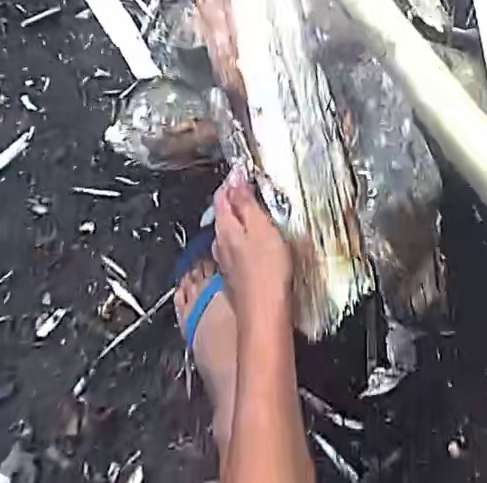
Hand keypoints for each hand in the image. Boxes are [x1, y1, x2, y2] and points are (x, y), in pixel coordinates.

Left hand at [212, 177, 294, 329]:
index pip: (221, 196)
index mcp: (225, 227)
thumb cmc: (266, 268)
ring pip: (229, 230)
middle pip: (224, 213)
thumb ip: (246, 202)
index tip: (244, 171)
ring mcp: (226, 261)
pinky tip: (257, 239)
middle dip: (235, 198)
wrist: (265, 315)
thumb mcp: (260, 226)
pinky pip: (236, 246)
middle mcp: (219, 243)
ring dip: (240, 218)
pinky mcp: (235, 275)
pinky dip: (244, 235)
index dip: (232, 181)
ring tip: (256, 211)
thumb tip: (235, 177)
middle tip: (251, 187)